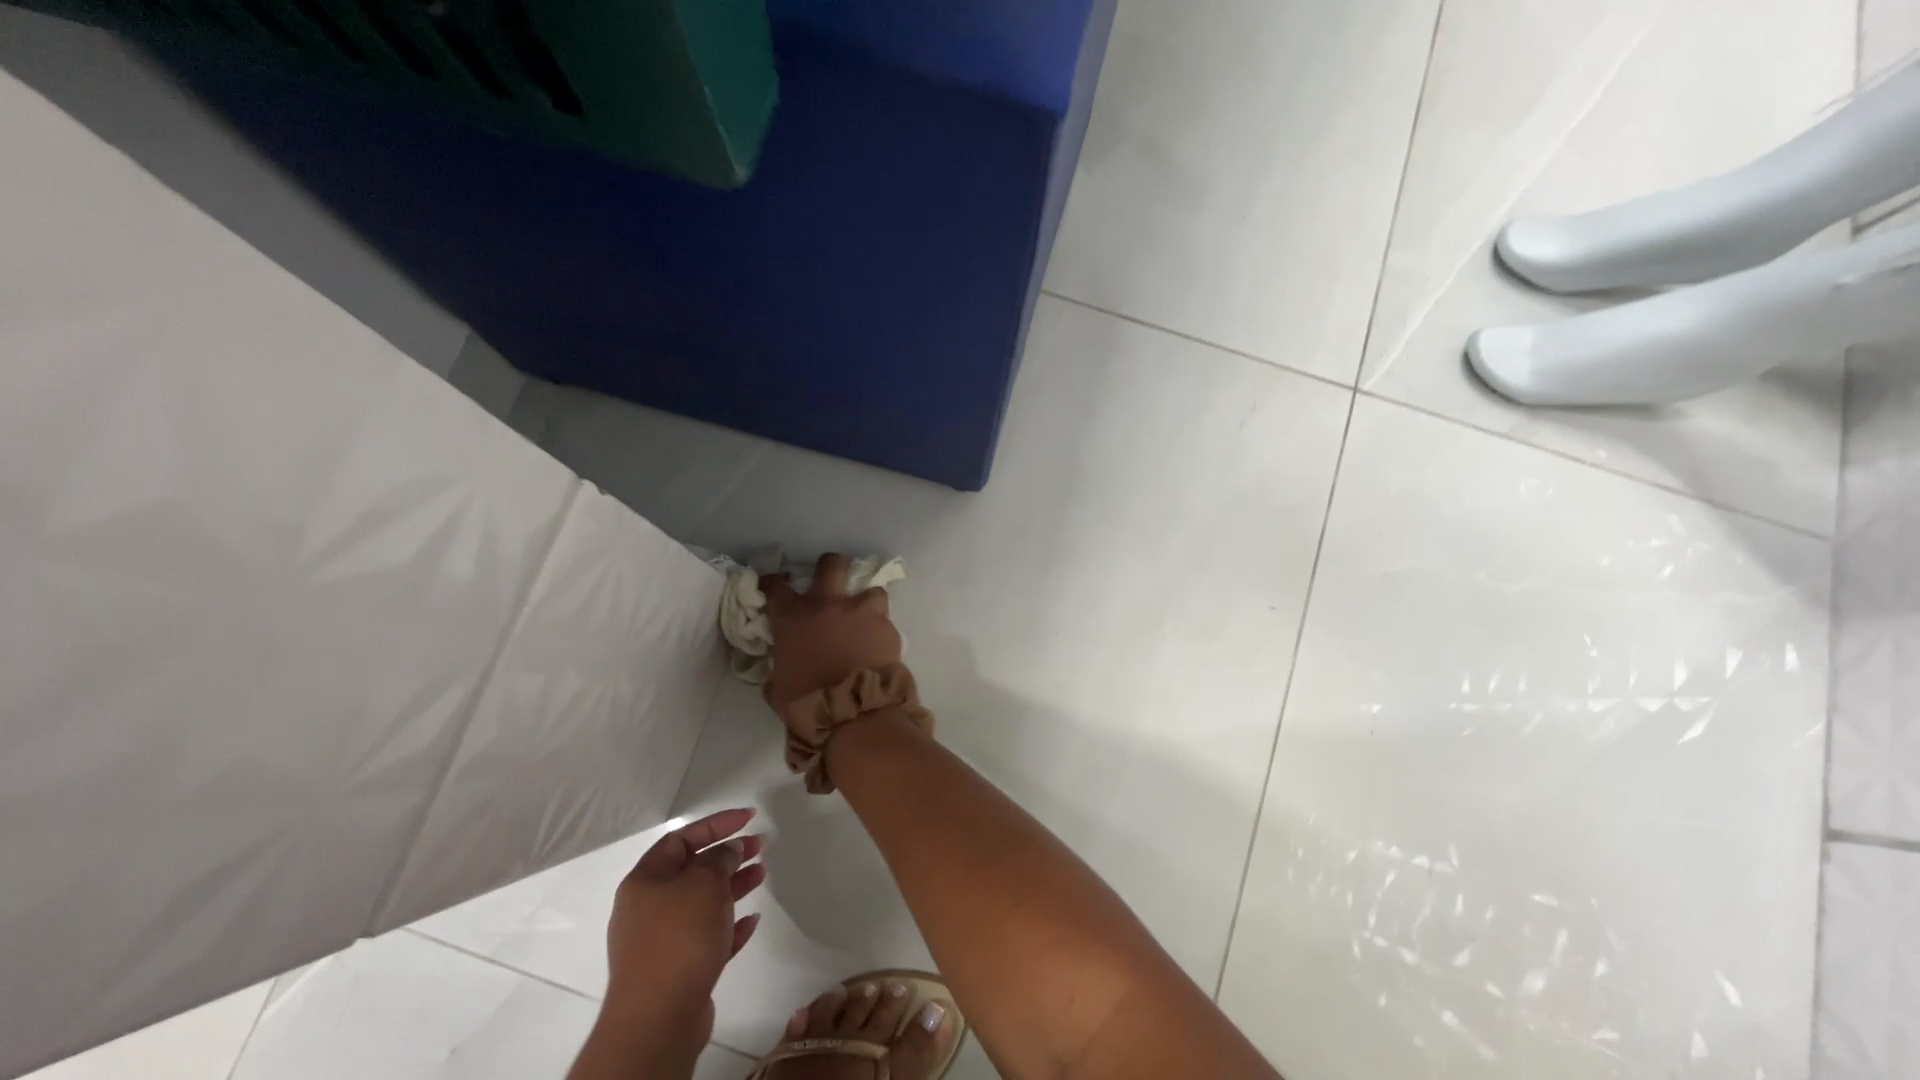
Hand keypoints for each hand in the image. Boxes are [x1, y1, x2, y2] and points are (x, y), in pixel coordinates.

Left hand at [602, 809, 765, 1035]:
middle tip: (761, 845)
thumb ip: (719, 859)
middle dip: (728, 855)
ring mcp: (661, 941)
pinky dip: (729, 926)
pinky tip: (752, 921)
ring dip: (733, 887)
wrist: (658, 1018)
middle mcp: (648, 907)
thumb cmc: (678, 939)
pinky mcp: (678, 970)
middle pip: (693, 870)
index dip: (716, 824)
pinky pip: (707, 937)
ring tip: (762, 875)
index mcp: (645, 880)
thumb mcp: (703, 884)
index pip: (682, 839)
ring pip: (702, 903)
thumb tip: (728, 850)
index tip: (749, 817)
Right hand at [763, 552, 903, 719]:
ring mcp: (860, 612)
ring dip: (866, 601)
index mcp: (793, 618)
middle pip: (831, 564)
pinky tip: (879, 645)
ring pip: (870, 589)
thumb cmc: (807, 702)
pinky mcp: (886, 626)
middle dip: (831, 567)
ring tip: (865, 618)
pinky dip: (881, 629)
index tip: (774, 585)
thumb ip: (779, 667)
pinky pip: (885, 619)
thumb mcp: (779, 685)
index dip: (773, 583)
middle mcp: (826, 604)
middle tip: (832, 581)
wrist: (853, 711)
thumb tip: (781, 667)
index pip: (776, 587)